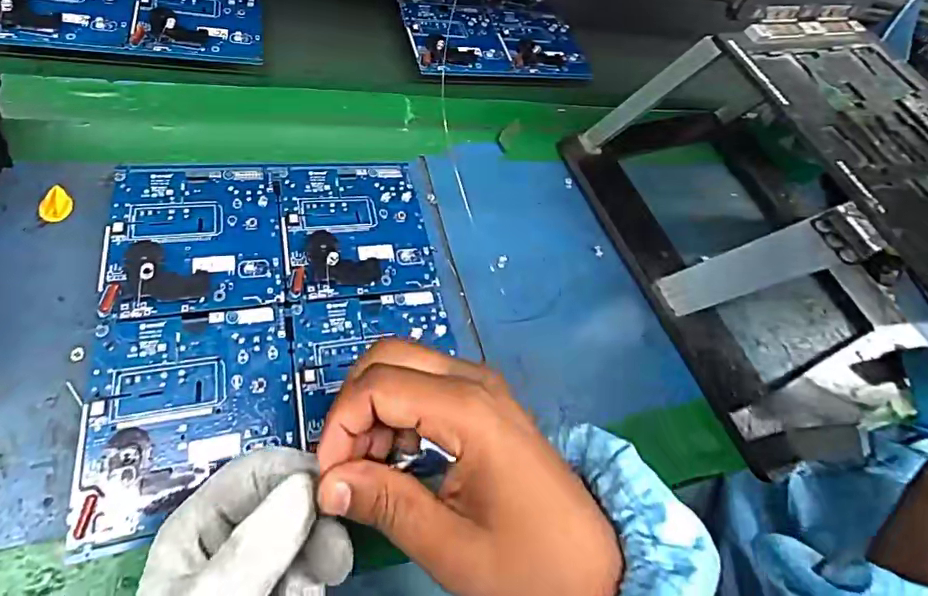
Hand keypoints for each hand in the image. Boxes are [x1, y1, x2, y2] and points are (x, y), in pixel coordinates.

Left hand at [140, 448, 352, 595]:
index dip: (296, 470)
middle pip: (288, 503)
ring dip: (318, 557)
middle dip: (315, 519)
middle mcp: (228, 545)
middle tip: (335, 548)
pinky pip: (309, 576)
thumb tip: (301, 487)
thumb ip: (254, 543)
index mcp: (196, 528)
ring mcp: (253, 576)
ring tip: (317, 582)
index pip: (255, 471)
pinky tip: (307, 594)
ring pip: (305, 540)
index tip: (334, 484)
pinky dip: (315, 583)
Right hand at [314, 340, 621, 595]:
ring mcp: (480, 386)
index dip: (341, 425)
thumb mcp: (453, 548)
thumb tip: (329, 483)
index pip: (379, 385)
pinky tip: (400, 458)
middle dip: (353, 405)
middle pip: (387, 356)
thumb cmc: (533, 565)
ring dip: (373, 407)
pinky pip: (423, 382)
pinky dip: (397, 409)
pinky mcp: (482, 400)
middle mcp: (473, 380)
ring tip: (373, 469)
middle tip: (346, 465)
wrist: (599, 570)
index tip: (330, 475)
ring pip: (403, 363)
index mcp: (468, 408)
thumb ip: (386, 505)